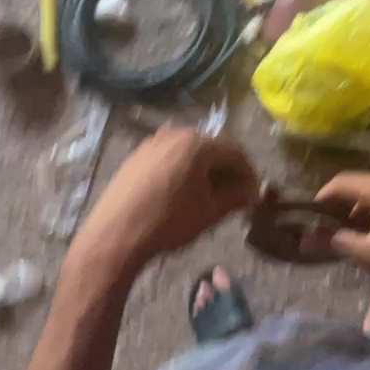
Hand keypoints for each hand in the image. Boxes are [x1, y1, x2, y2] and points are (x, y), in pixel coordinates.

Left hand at [72, 127, 258, 274]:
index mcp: (197, 143)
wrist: (115, 235)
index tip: (253, 194)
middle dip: (226, 170)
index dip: (248, 172)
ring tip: (209, 195)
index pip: (235, 151)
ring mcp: (152, 143)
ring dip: (204, 170)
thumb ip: (236, 198)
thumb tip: (253, 194)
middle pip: (211, 148)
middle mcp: (175, 134)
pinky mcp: (136, 156)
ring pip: (189, 152)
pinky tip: (182, 192)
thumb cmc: (169, 221)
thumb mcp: (210, 212)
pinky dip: (182, 170)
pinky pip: (169, 157)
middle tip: (234, 194)